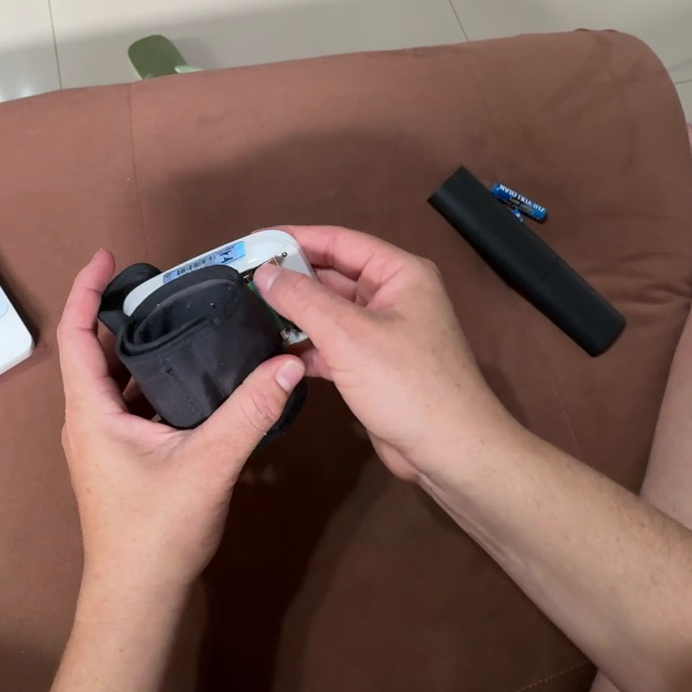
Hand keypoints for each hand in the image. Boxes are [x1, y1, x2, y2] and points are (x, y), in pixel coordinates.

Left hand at [57, 249, 304, 600]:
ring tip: (184, 319)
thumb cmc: (156, 531)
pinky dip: (156, 379)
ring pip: (118, 379)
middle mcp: (90, 420)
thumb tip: (287, 362)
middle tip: (166, 285)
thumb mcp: (209, 464)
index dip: (84, 291)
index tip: (107, 257)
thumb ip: (250, 411)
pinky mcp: (123, 456)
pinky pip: (134, 402)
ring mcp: (105, 440)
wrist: (137, 598)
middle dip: (122, 314)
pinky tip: (194, 375)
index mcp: (91, 412)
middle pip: (96, 351)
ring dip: (142, 348)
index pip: (74, 336)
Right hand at [254, 226, 517, 482]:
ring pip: (330, 312)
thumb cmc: (406, 383)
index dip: (295, 239)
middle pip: (333, 276)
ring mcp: (383, 332)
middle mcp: (393, 295)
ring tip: (249, 312)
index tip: (253, 242)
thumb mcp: (349, 334)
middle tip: (242, 280)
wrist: (449, 452)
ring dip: (295, 314)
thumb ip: (302, 299)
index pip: (340, 241)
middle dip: (291, 278)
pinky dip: (307, 346)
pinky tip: (273, 351)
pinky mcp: (373, 365)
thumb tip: (264, 272)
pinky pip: (333, 344)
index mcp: (399, 273)